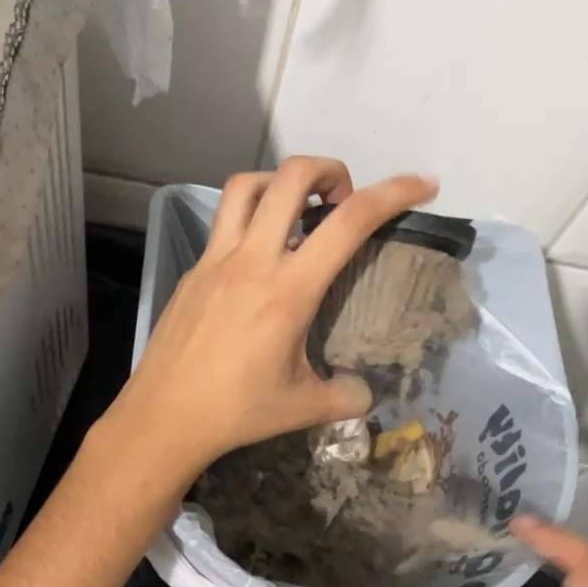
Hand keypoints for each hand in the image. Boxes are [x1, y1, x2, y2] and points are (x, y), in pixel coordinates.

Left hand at [102, 158, 439, 478]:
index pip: (350, 222)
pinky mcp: (193, 271)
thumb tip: (364, 391)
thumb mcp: (303, 408)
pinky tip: (259, 259)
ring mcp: (215, 260)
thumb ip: (346, 396)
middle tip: (343, 200)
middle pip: (291, 176)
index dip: (394, 193)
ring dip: (280, 182)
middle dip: (331, 169)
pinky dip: (250, 219)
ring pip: (246, 186)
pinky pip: (224, 224)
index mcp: (288, 291)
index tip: (423, 184)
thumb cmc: (236, 412)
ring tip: (298, 211)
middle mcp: (251, 261)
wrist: (163, 417)